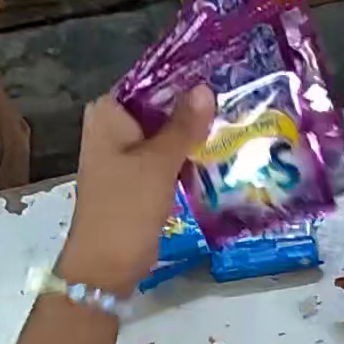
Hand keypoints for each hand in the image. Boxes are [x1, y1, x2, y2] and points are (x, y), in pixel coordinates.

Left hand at [57, 87, 215, 295]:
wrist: (107, 264)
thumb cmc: (127, 208)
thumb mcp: (159, 163)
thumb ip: (183, 126)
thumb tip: (206, 89)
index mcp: (109, 113)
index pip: (150, 83)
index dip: (184, 82)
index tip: (221, 79)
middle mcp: (112, 129)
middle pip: (159, 111)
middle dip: (193, 113)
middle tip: (236, 106)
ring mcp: (124, 157)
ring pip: (165, 138)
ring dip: (193, 140)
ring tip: (233, 130)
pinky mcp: (136, 182)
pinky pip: (165, 162)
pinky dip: (185, 162)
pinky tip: (216, 160)